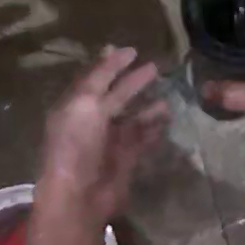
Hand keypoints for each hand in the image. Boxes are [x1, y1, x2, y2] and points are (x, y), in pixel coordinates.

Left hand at [38, 46, 170, 224]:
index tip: (132, 50)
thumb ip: (101, 77)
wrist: (80, 195)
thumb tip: (113, 50)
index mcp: (75, 106)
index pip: (95, 78)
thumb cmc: (77, 145)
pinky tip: (168, 120)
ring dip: (149, 107)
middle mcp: (91, 121)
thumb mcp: (86, 104)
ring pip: (133, 118)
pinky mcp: (125, 159)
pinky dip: (154, 130)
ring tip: (168, 96)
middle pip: (116, 96)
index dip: (111, 64)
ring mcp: (110, 141)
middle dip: (134, 82)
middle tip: (156, 68)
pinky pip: (143, 139)